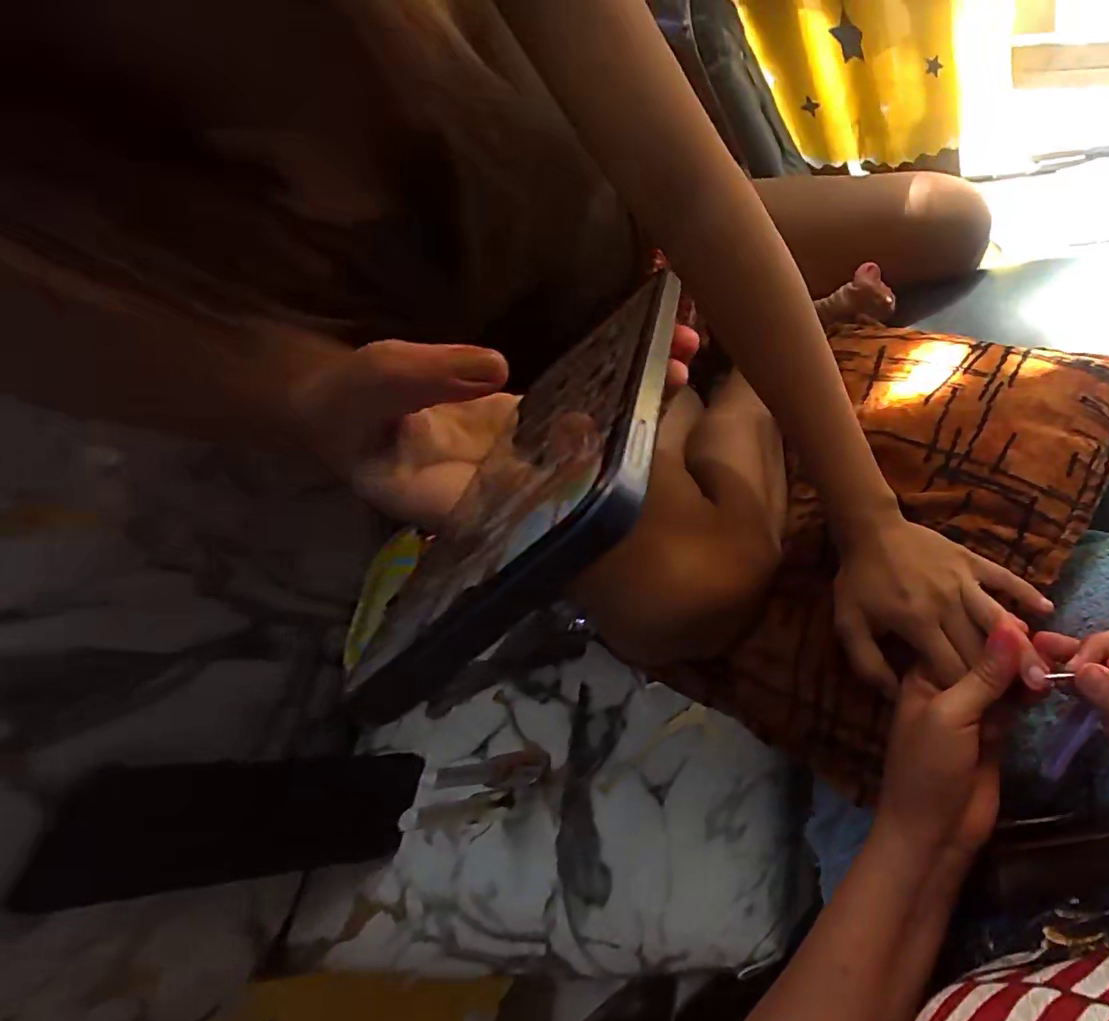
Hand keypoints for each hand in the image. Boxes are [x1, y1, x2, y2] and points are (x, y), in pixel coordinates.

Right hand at [293, 328, 696, 528]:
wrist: (357, 407)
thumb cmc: (344, 409)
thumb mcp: (354, 396)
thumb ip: (409, 380)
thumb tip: (493, 366)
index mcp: (479, 504)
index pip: (547, 503)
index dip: (592, 477)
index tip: (628, 439)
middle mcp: (530, 490)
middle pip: (599, 465)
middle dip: (643, 422)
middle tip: (678, 377)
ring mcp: (550, 461)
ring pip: (612, 433)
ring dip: (650, 393)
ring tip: (684, 351)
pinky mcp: (556, 430)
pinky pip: (602, 407)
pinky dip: (632, 378)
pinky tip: (665, 346)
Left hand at [833, 514, 1053, 694]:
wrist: (869, 529)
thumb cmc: (859, 581)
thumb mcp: (849, 626)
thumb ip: (868, 665)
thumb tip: (893, 695)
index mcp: (917, 623)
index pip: (951, 667)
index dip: (970, 694)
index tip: (988, 713)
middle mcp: (945, 603)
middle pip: (981, 648)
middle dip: (1006, 676)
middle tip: (1029, 696)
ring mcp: (962, 579)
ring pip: (998, 617)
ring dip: (1022, 643)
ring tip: (1043, 666)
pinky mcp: (971, 560)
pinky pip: (1003, 577)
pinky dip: (1025, 592)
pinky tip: (1046, 609)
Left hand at [874, 619, 1025, 859]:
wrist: (934, 838)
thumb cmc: (928, 771)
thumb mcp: (951, 715)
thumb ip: (983, 674)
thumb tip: (1012, 628)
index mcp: (925, 672)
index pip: (962, 635)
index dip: (994, 631)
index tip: (1026, 628)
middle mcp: (948, 683)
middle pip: (986, 653)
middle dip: (1014, 652)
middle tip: (1042, 658)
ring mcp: (972, 706)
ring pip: (1004, 676)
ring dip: (1025, 672)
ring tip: (1047, 672)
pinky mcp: (994, 728)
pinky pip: (1014, 701)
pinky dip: (1028, 694)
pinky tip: (1044, 688)